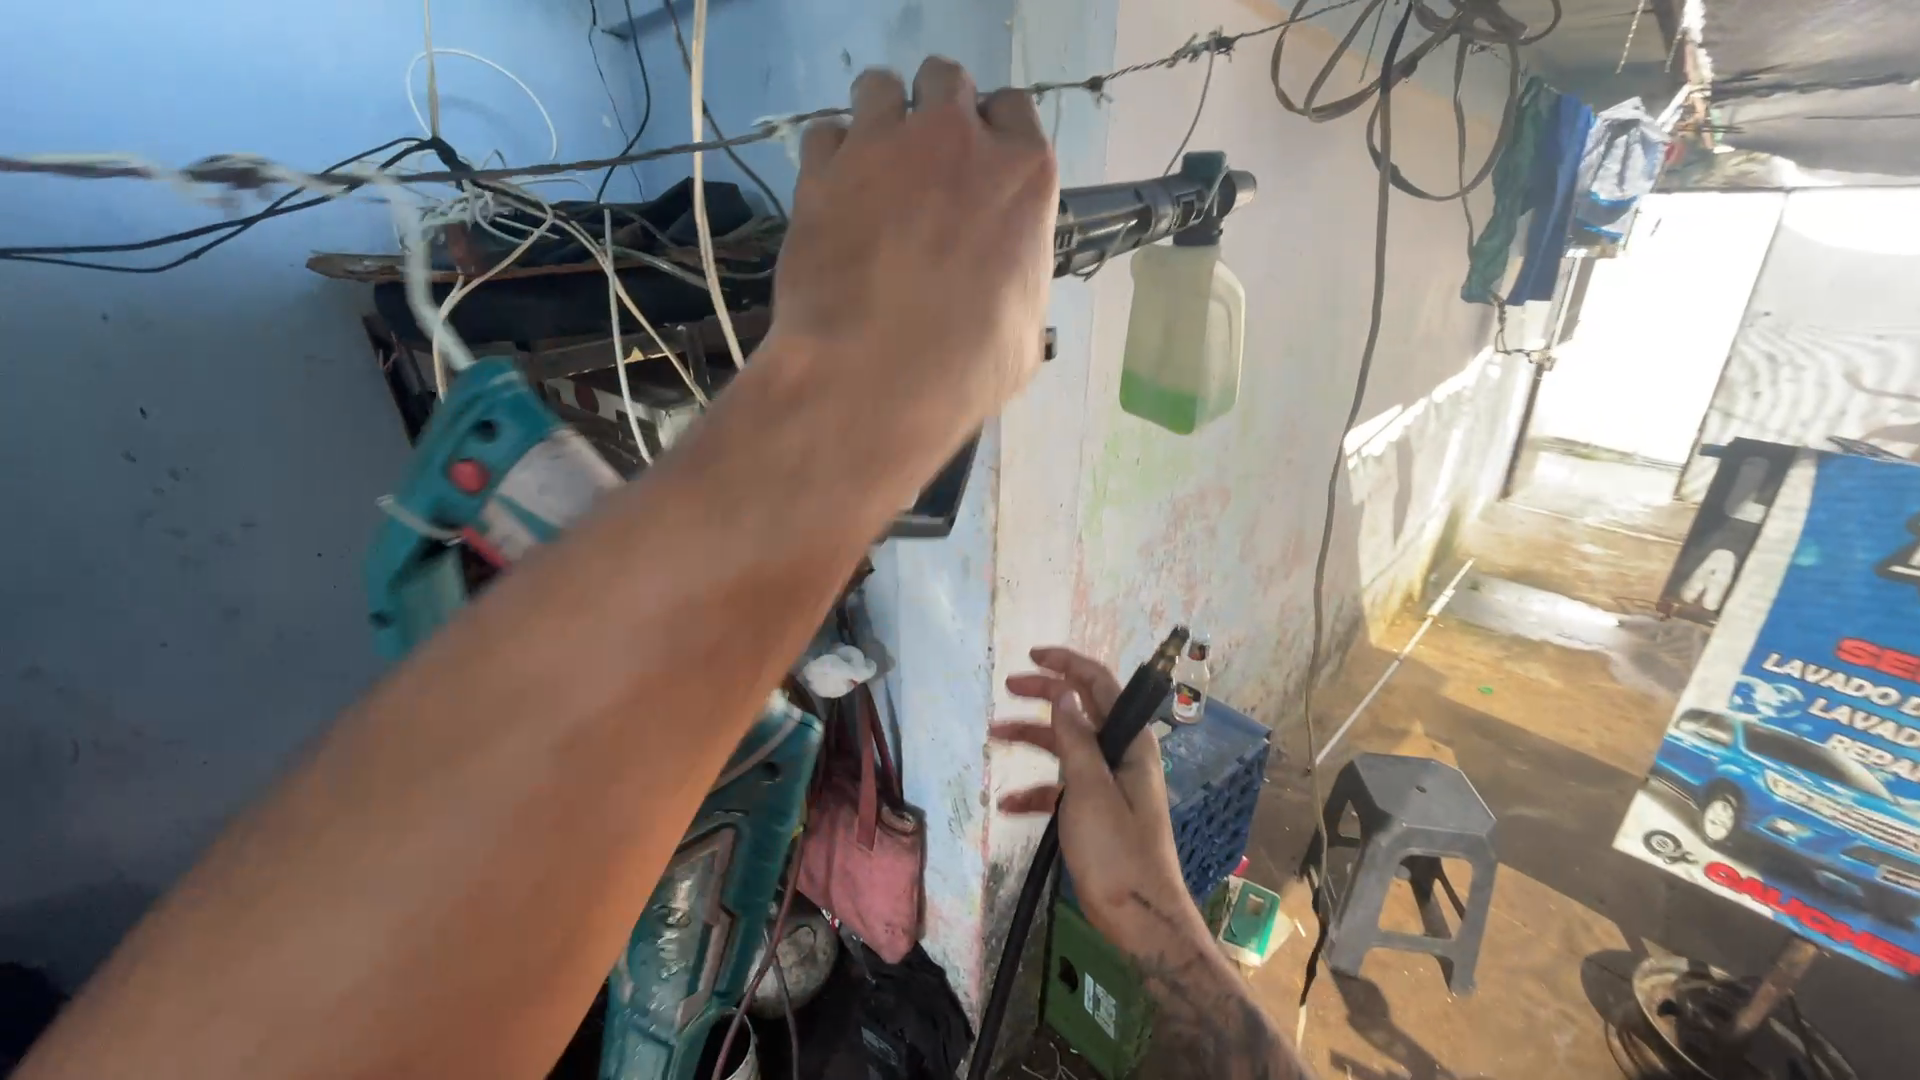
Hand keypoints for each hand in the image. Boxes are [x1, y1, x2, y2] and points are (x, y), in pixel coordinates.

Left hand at [769, 58, 1058, 450]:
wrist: (874, 376)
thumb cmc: (967, 368)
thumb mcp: (1024, 333)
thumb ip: (1018, 282)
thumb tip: (1005, 289)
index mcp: (1022, 175)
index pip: (1014, 111)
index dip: (994, 136)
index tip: (978, 169)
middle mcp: (956, 140)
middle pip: (947, 81)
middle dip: (937, 113)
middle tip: (924, 167)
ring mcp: (883, 147)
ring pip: (879, 86)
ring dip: (880, 117)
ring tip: (873, 168)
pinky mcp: (821, 171)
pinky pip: (824, 133)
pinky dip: (830, 156)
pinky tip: (832, 195)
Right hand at [991, 647, 1209, 954]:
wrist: (1139, 919)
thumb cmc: (1117, 850)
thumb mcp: (1090, 790)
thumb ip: (1076, 738)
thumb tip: (1063, 692)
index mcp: (1130, 743)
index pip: (1100, 685)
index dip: (1068, 664)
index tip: (1033, 655)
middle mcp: (1120, 755)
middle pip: (1080, 710)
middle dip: (1044, 695)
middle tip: (1008, 688)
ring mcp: (1106, 784)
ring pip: (1065, 747)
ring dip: (1031, 739)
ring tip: (994, 735)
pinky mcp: (1093, 812)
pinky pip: (1059, 788)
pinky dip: (1034, 790)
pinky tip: (1008, 803)